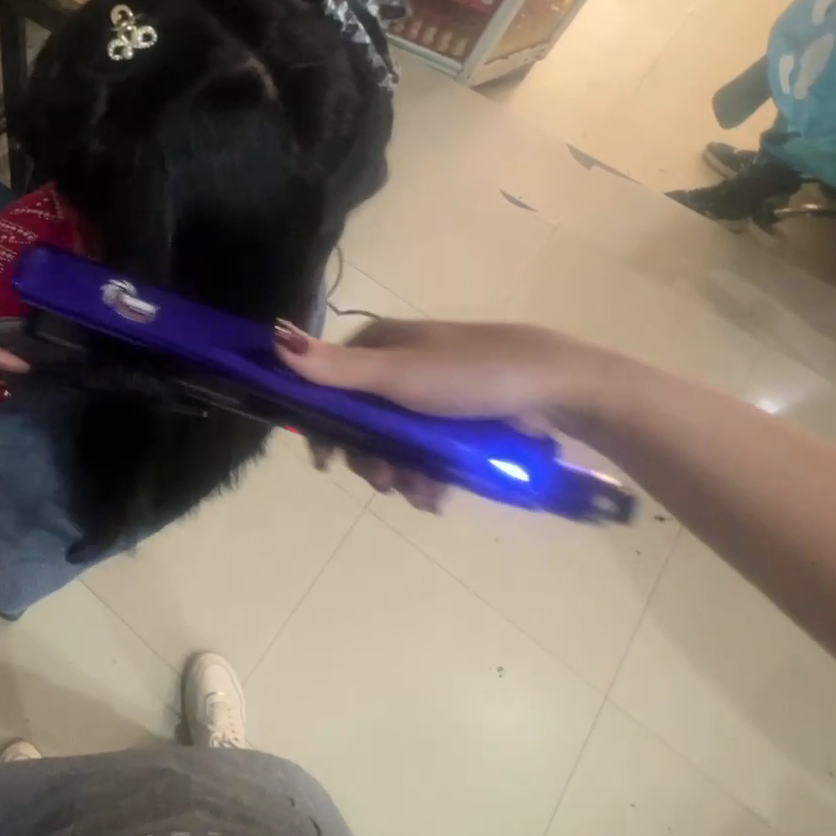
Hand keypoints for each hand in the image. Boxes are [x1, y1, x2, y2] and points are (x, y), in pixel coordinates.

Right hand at [273, 318, 607, 510]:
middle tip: (384, 483)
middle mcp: (397, 366)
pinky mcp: (456, 418)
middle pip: (359, 420)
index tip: (325, 460)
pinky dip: (426, 475)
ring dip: (399, 474)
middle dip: (369, 459)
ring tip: (422, 495)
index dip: (321, 423)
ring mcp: (428, 393)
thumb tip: (274, 340)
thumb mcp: (398, 374)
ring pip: (393, 442)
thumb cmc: (471, 375)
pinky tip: (437, 495)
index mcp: (378, 345)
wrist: (560, 388)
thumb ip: (335, 368)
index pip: (326, 384)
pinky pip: (426, 451)